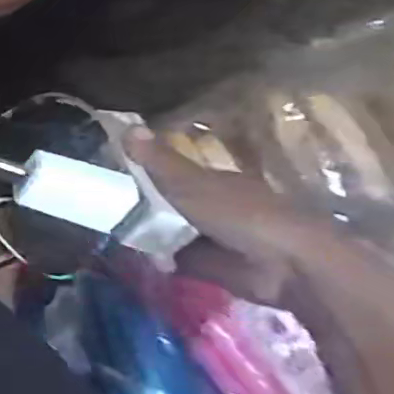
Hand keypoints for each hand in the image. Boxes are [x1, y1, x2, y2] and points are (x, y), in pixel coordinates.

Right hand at [126, 127, 338, 304]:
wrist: (289, 268)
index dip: (148, 173)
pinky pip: (174, 259)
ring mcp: (217, 240)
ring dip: (146, 233)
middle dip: (142, 206)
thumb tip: (128, 125)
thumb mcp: (190, 182)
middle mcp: (219, 208)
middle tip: (104, 205)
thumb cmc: (241, 213)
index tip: (115, 176)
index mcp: (219, 183)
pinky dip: (156, 258)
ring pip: (171, 231)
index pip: (178, 174)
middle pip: (172, 204)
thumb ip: (158, 160)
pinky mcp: (214, 268)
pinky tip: (129, 254)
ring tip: (107, 230)